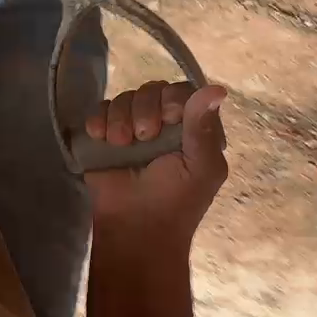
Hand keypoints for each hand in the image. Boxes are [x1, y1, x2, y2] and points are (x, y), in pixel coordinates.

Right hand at [84, 82, 228, 247]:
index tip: (168, 119)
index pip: (183, 92)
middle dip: (144, 109)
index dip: (173, 99)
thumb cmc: (175, 200)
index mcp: (192, 129)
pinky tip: (100, 137)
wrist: (133, 228)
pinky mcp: (106, 134)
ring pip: (125, 97)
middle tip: (142, 136)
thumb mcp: (200, 167)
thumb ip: (203, 127)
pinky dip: (98, 119)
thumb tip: (218, 88)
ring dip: (119, 117)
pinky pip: (101, 109)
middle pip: (152, 90)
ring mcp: (132, 127)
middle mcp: (164, 123)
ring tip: (119, 143)